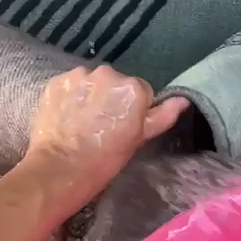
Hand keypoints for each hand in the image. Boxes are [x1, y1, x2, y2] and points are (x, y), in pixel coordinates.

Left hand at [24, 65, 188, 201]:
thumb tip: (183, 99)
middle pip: (116, 82)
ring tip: (82, 121)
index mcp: (133, 87)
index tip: (123, 127)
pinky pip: (71, 84)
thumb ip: (162, 116)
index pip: (141, 91)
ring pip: (92, 81)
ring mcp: (79, 75)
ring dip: (91, 95)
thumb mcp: (138, 139)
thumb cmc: (104, 159)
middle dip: (112, 98)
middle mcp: (107, 73)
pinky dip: (71, 95)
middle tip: (102, 125)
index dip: (134, 110)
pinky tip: (67, 115)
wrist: (59, 168)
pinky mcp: (57, 80)